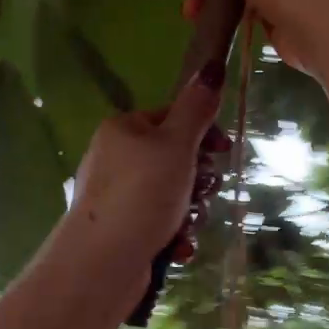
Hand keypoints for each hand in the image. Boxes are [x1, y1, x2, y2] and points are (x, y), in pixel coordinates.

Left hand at [67, 65, 231, 274]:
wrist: (104, 261)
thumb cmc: (142, 193)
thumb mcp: (176, 144)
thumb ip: (197, 108)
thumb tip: (211, 67)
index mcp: (124, 130)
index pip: (173, 118)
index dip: (204, 133)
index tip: (225, 151)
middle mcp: (116, 159)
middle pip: (176, 160)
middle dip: (199, 180)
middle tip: (202, 193)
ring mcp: (117, 197)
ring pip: (173, 196)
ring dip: (191, 212)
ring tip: (187, 226)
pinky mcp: (122, 231)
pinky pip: (160, 224)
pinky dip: (175, 235)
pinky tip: (178, 248)